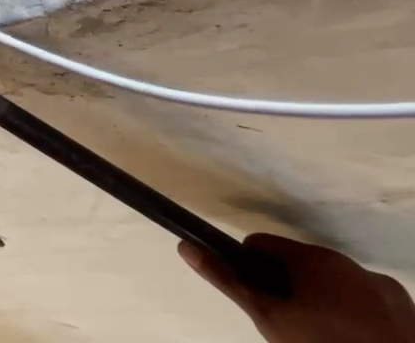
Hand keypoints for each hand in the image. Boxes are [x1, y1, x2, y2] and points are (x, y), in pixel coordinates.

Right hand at [183, 235, 414, 341]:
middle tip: (288, 319)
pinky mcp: (413, 317)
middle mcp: (355, 266)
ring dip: (324, 301)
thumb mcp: (268, 316)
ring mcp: (392, 293)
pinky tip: (353, 339)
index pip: (262, 244)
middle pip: (301, 264)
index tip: (258, 295)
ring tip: (323, 334)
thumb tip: (185, 246)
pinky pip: (370, 305)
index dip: (250, 267)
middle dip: (289, 286)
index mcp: (318, 259)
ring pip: (337, 285)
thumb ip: (228, 279)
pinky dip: (357, 316)